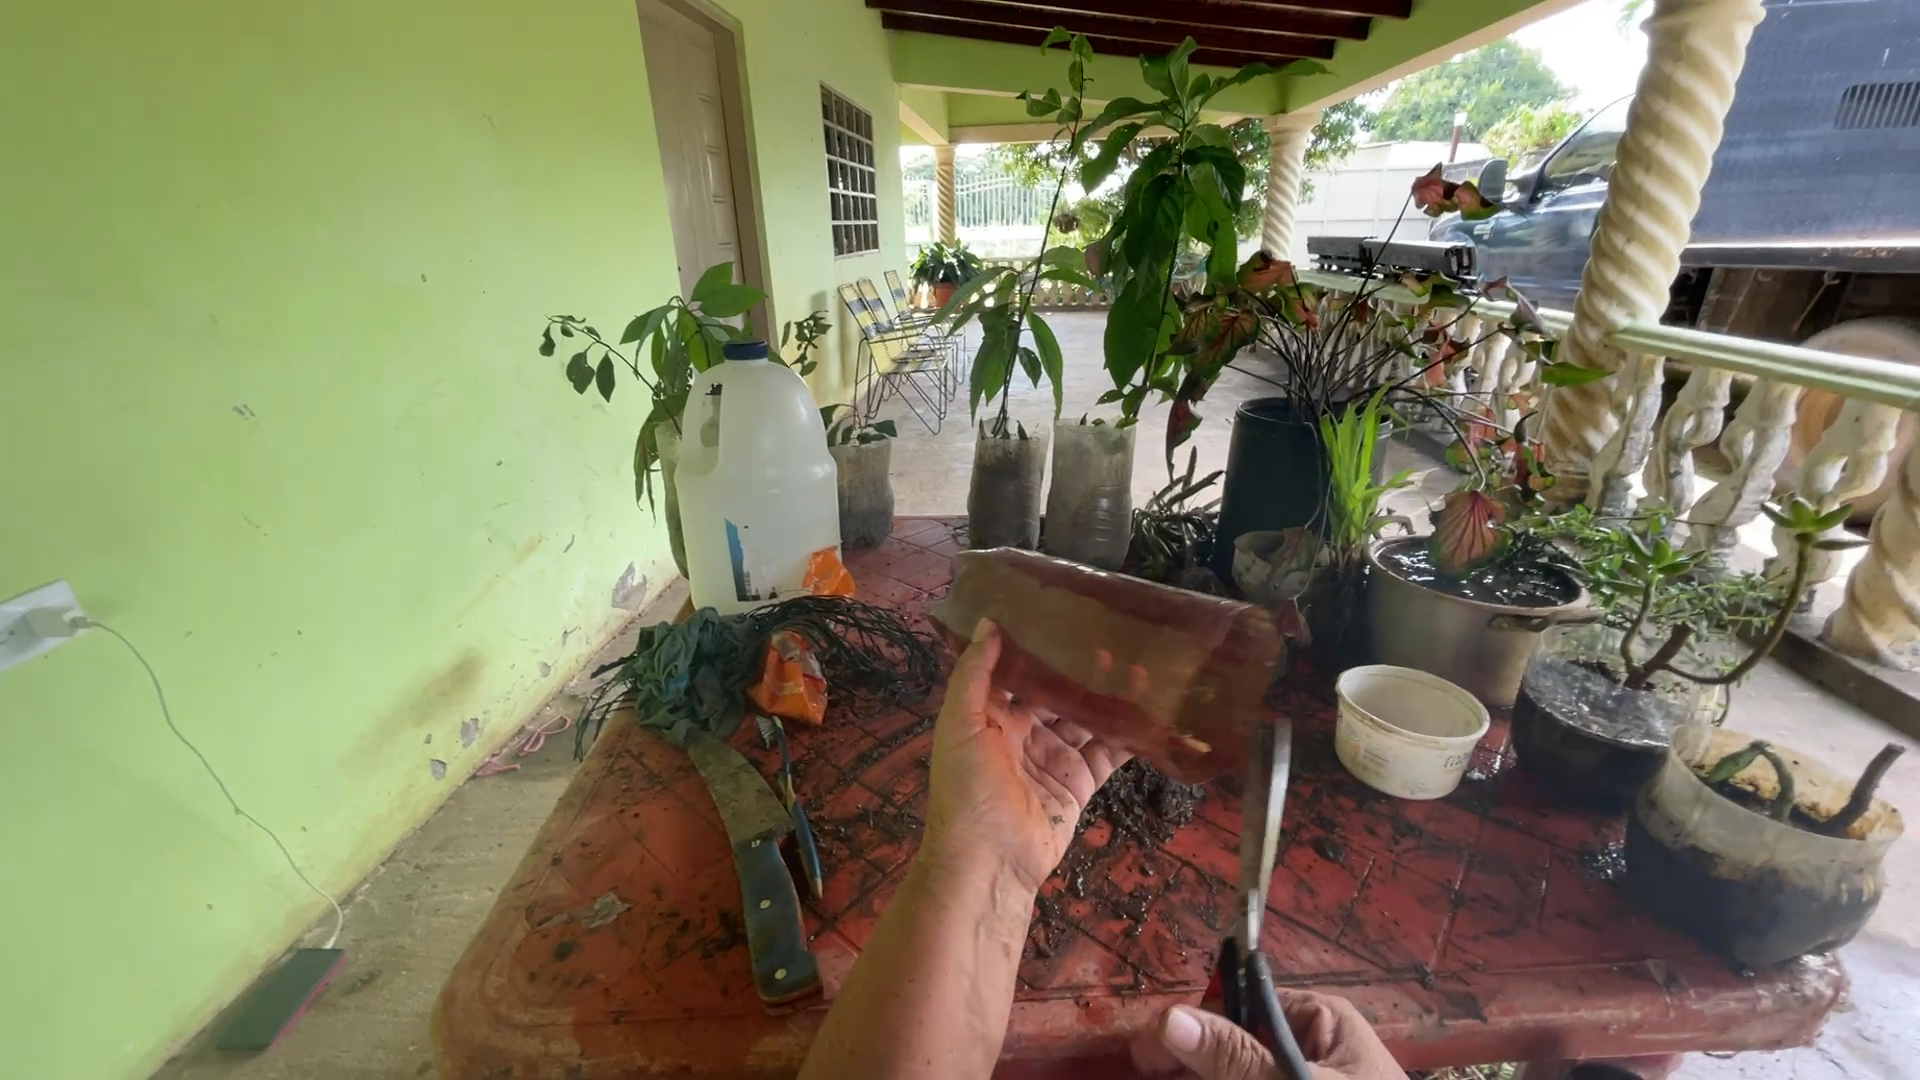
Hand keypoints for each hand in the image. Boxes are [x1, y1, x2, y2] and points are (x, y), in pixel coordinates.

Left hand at [919, 619, 1127, 892]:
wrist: (988, 860)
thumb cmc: (967, 786)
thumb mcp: (960, 722)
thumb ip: (973, 673)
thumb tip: (988, 621)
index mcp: (991, 714)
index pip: (1016, 671)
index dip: (1037, 647)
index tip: (1063, 615)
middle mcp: (1023, 731)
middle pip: (1056, 693)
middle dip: (1080, 670)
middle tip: (1112, 638)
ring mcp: (1053, 757)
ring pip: (1085, 718)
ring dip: (1108, 696)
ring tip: (1139, 665)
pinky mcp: (1079, 783)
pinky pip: (1106, 753)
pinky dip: (1127, 735)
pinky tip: (1150, 709)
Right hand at [1129, 993, 1406, 1079]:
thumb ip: (1237, 1057)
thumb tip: (1169, 1019)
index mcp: (1321, 1020)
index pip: (1240, 1003)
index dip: (1192, 1026)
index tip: (1145, 1054)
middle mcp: (1311, 1045)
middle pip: (1234, 1043)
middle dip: (1190, 1062)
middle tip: (1146, 1073)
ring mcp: (1303, 1077)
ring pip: (1236, 1071)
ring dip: (1200, 1075)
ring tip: (1161, 1076)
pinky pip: (1253, 1079)